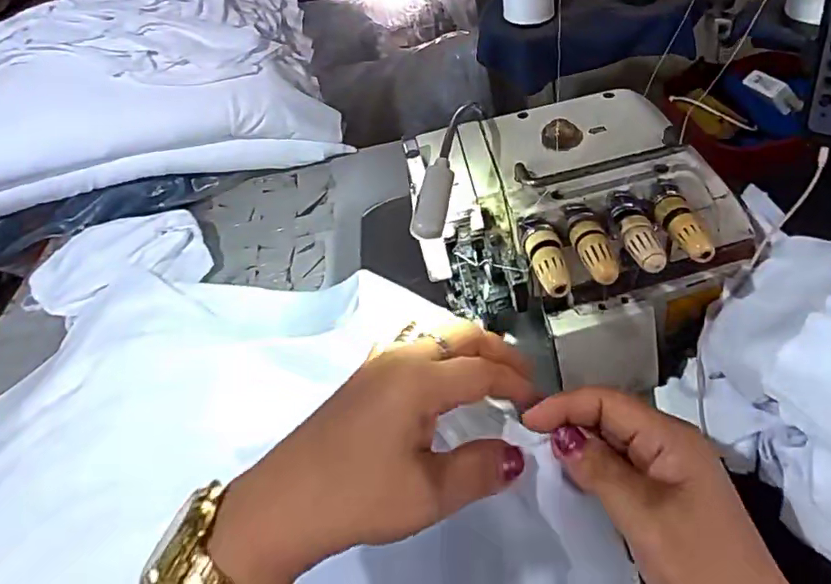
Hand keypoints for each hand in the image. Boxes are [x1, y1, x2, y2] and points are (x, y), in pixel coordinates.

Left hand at [208, 321, 541, 583]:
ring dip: (467, 347)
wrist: (292, 495)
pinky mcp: (365, 374)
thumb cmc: (359, 494)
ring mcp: (378, 361)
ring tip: (492, 376)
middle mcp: (398, 357)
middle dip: (496, 351)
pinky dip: (440, 352)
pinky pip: (412, 345)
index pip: (480, 370)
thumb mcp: (429, 492)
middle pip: (459, 335)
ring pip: (434, 335)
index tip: (538, 404)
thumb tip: (515, 454)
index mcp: (418, 379)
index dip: (515, 384)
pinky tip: (443, 379)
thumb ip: (480, 469)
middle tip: (523, 379)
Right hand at [521, 387, 785, 583]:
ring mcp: (674, 470)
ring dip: (581, 444)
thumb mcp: (644, 515)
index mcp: (671, 436)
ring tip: (546, 455)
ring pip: (614, 440)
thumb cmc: (701, 562)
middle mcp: (673, 443)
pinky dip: (596, 467)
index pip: (606, 400)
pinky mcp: (671, 495)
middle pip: (609, 415)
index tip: (526, 420)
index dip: (563, 404)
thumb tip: (560, 436)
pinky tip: (577, 478)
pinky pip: (624, 466)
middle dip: (570, 421)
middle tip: (531, 437)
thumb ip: (599, 469)